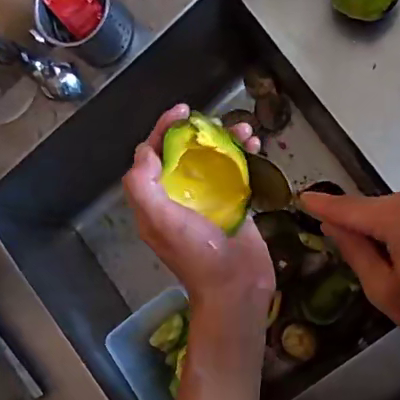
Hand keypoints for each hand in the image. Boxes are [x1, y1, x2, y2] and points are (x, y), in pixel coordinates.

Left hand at [123, 103, 274, 314]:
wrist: (236, 288)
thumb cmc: (197, 255)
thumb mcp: (159, 220)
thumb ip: (142, 184)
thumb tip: (146, 150)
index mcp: (156, 200)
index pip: (152, 155)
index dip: (163, 130)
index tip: (182, 112)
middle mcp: (180, 198)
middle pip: (185, 154)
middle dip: (200, 133)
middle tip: (218, 122)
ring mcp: (209, 202)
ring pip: (214, 161)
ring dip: (227, 141)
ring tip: (246, 132)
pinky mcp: (235, 207)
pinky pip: (237, 174)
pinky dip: (245, 158)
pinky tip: (256, 148)